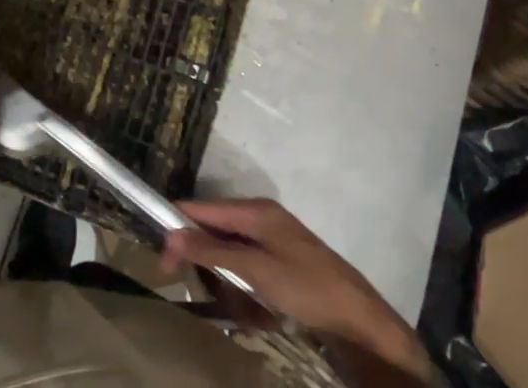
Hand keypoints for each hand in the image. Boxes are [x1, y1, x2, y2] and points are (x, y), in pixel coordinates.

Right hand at [163, 199, 433, 384]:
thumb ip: (212, 249)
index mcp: (254, 209)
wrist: (362, 320)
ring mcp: (273, 236)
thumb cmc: (307, 288)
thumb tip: (171, 233)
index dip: (176, 228)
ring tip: (230, 302)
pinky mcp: (282, 258)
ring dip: (222, 274)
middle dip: (199, 256)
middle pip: (212, 226)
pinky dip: (240, 281)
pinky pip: (246, 262)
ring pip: (228, 248)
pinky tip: (249, 306)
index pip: (199, 208)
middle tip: (191, 285)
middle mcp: (261, 215)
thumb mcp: (255, 269)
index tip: (165, 263)